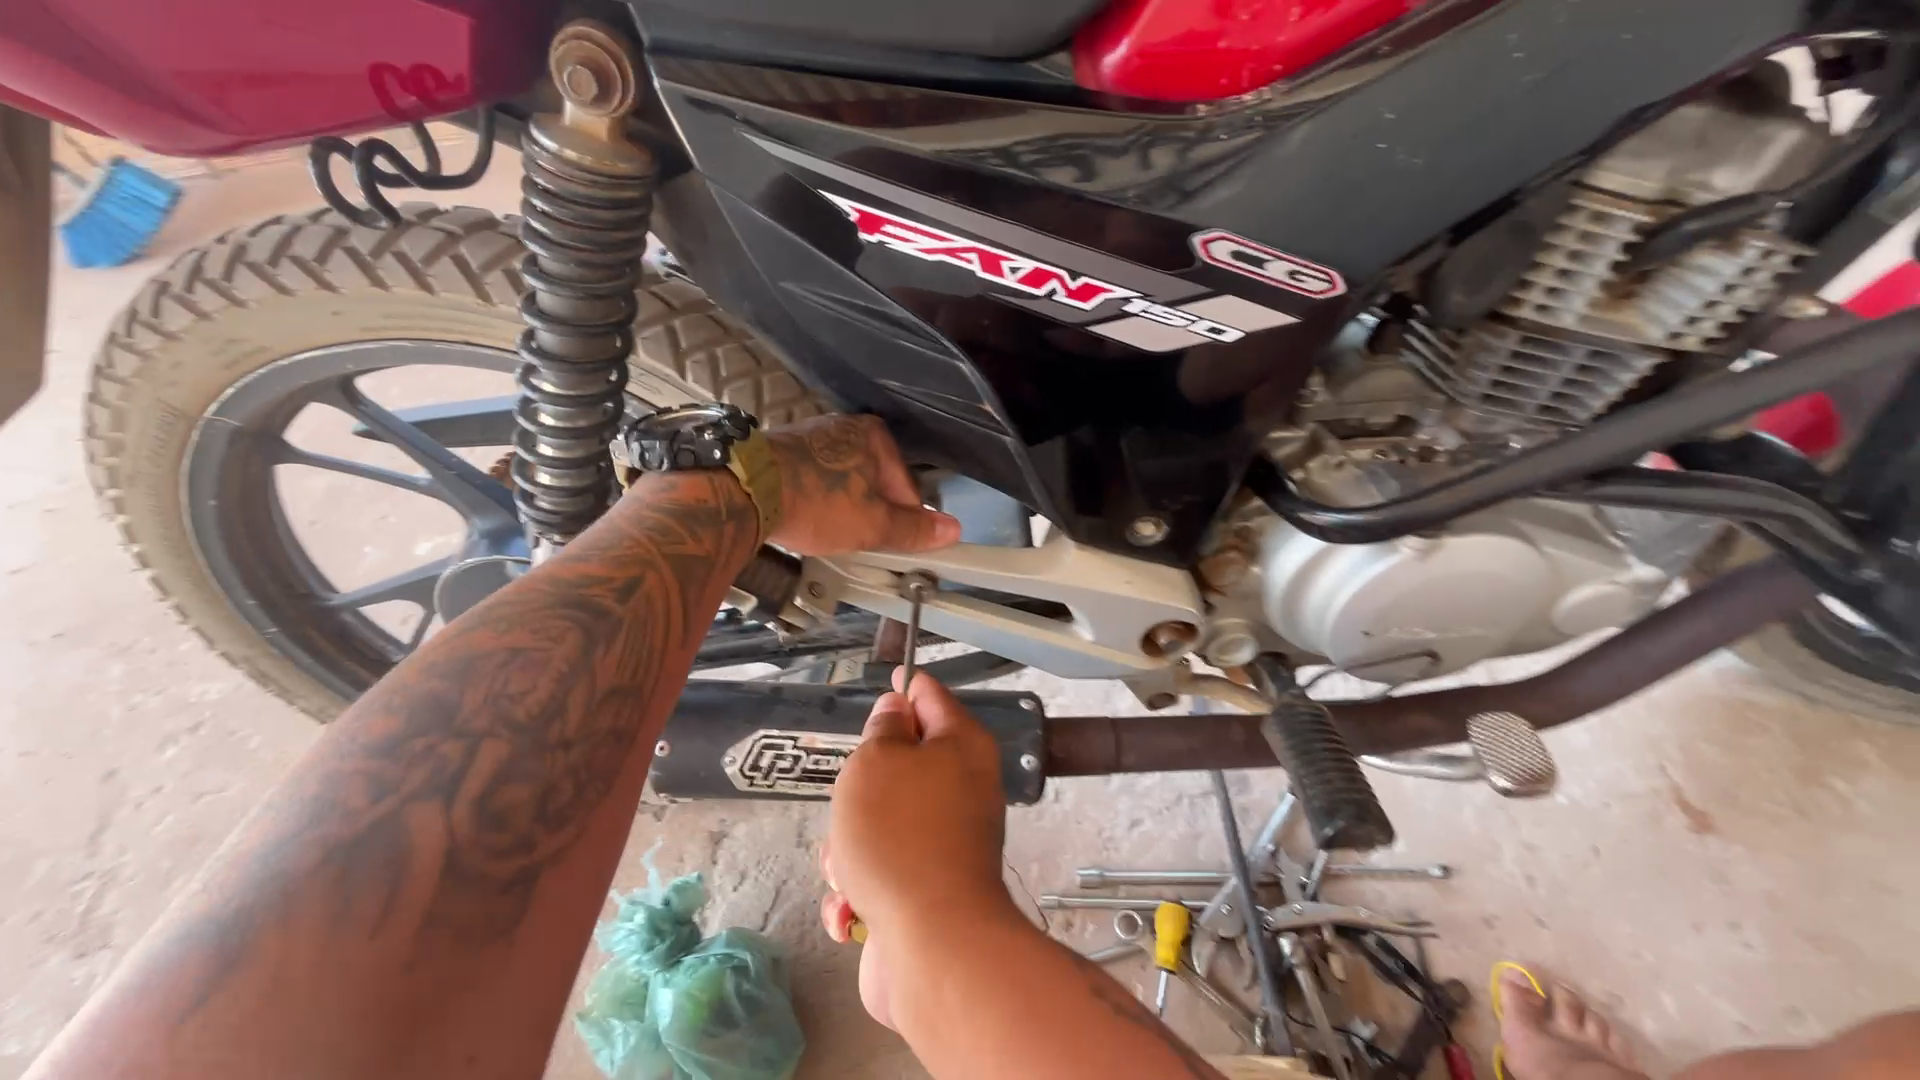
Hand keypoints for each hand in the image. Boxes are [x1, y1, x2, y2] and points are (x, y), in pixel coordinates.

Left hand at [766, 414, 960, 554]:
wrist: (746, 488)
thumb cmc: (817, 503)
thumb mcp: (874, 525)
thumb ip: (914, 529)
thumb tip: (952, 530)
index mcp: (876, 437)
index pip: (906, 487)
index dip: (902, 522)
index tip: (889, 544)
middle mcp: (845, 427)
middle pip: (873, 482)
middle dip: (869, 513)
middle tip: (856, 542)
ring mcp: (812, 435)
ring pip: (842, 482)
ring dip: (841, 508)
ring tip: (826, 533)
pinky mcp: (783, 449)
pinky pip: (813, 479)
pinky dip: (814, 500)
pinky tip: (804, 518)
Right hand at [820, 670, 1014, 1026]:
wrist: (932, 943)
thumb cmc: (899, 834)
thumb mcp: (878, 762)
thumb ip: (884, 729)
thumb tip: (898, 708)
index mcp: (961, 747)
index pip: (931, 697)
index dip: (903, 687)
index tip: (884, 682)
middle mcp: (961, 790)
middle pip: (897, 766)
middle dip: (859, 789)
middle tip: (851, 804)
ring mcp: (944, 843)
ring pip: (878, 823)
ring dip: (847, 848)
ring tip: (846, 871)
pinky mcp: (925, 891)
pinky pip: (879, 873)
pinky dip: (857, 891)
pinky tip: (851, 909)